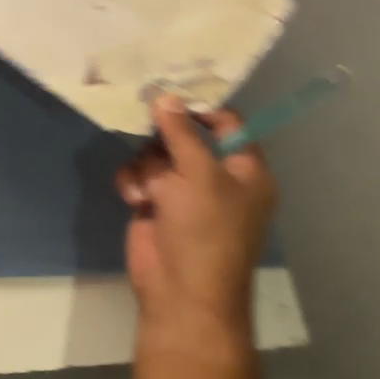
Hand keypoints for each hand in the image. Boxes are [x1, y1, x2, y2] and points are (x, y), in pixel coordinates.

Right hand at [117, 96, 277, 345]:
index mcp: (245, 171)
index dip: (201, 105)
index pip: (228, 122)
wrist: (180, 289)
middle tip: (143, 122)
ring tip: (147, 187)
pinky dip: (134, 183)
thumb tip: (164, 95)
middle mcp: (216, 177)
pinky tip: (135, 199)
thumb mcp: (198, 173)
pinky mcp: (156, 203)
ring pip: (154, 152)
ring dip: (145, 166)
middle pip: (183, 134)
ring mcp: (184, 191)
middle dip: (161, 136)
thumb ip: (180, 131)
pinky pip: (139, 174)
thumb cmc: (204, 229)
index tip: (169, 89)